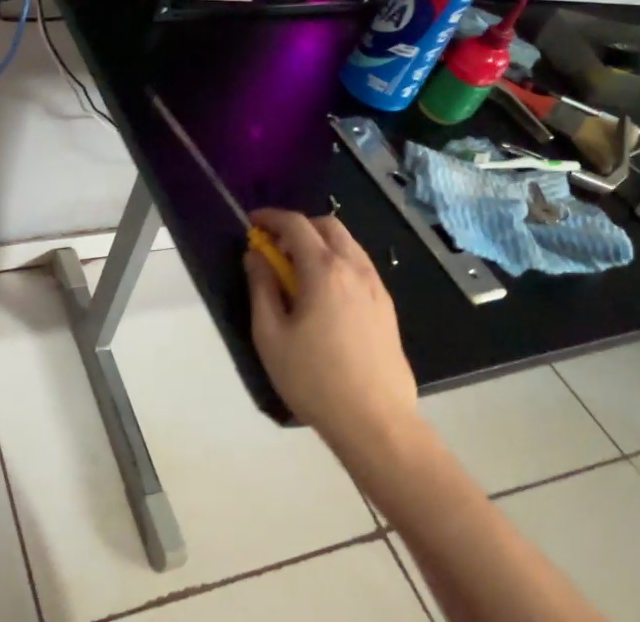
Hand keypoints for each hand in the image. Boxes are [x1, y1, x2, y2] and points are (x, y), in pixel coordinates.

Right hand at [245, 209, 418, 450]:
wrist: (376, 421)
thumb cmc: (313, 379)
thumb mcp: (270, 335)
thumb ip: (261, 288)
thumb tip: (256, 256)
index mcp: (324, 270)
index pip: (296, 225)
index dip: (270, 218)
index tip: (252, 224)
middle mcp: (355, 269)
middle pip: (328, 226)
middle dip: (299, 227)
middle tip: (275, 248)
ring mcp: (376, 287)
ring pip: (348, 245)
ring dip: (320, 244)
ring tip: (297, 272)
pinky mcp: (387, 307)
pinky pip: (360, 267)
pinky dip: (338, 263)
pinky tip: (323, 295)